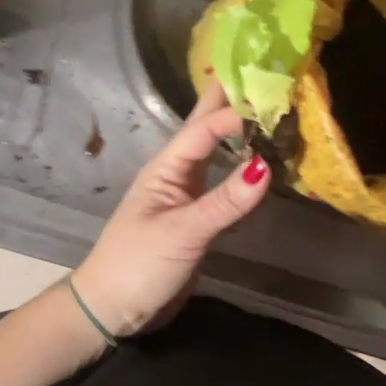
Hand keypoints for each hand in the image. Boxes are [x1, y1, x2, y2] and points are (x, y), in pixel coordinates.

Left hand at [73, 82, 271, 336]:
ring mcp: (185, 197)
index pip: (204, 130)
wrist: (112, 310)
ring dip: (238, 134)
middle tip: (263, 75)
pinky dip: (242, 171)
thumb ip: (225, 201)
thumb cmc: (138, 264)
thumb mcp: (183, 232)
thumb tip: (267, 166)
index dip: (235, 112)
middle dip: (228, 104)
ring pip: (215, 155)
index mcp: (165, 169)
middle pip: (205, 131)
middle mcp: (176, 174)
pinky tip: (259, 163)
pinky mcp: (195, 221)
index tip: (273, 97)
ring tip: (269, 111)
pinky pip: (222, 185)